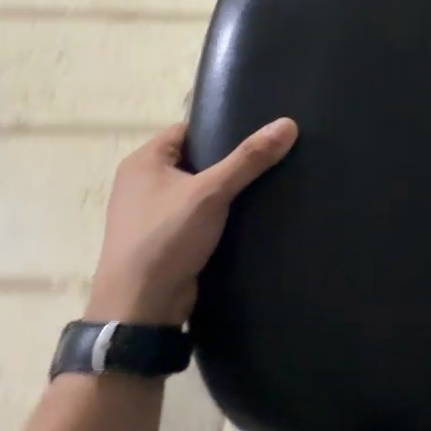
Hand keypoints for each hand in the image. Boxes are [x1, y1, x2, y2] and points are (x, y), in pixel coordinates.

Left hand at [86, 118, 299, 325]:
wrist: (141, 307)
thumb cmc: (167, 238)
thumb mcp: (212, 192)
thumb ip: (249, 158)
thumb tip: (288, 124)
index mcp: (143, 162)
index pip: (188, 130)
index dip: (221, 128)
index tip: (257, 132)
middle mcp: (141, 183)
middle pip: (195, 158)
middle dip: (228, 160)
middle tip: (268, 157)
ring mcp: (151, 213)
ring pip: (197, 189)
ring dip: (225, 189)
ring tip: (266, 182)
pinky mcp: (163, 238)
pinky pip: (196, 214)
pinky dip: (218, 213)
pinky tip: (247, 214)